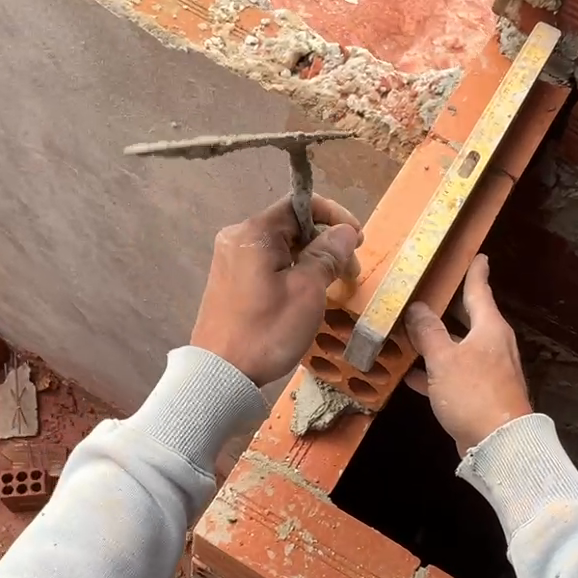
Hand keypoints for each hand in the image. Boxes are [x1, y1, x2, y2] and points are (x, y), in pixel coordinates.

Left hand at [191, 195, 362, 384]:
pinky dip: (292, 273)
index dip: (334, 216)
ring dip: (311, 261)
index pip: (300, 204)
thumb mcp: (307, 291)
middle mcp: (237, 238)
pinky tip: (307, 295)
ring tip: (333, 287)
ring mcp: (230, 262)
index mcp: (254, 232)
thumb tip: (345, 231)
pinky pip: (268, 266)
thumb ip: (327, 255)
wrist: (220, 373)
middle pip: (290, 226)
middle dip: (325, 243)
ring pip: (281, 248)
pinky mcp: (229, 284)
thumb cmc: (267, 330)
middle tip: (350, 273)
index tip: (357, 239)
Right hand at [403, 255, 531, 453]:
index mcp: (489, 329)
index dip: (475, 272)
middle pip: (468, 319)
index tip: (477, 255)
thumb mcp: (443, 359)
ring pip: (458, 347)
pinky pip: (453, 374)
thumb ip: (428, 332)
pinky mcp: (479, 395)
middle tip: (429, 291)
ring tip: (410, 332)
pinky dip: (434, 372)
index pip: (479, 291)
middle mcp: (492, 345)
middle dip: (448, 307)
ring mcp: (488, 371)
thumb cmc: (473, 392)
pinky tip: (411, 376)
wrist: (498, 444)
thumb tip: (417, 308)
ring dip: (436, 342)